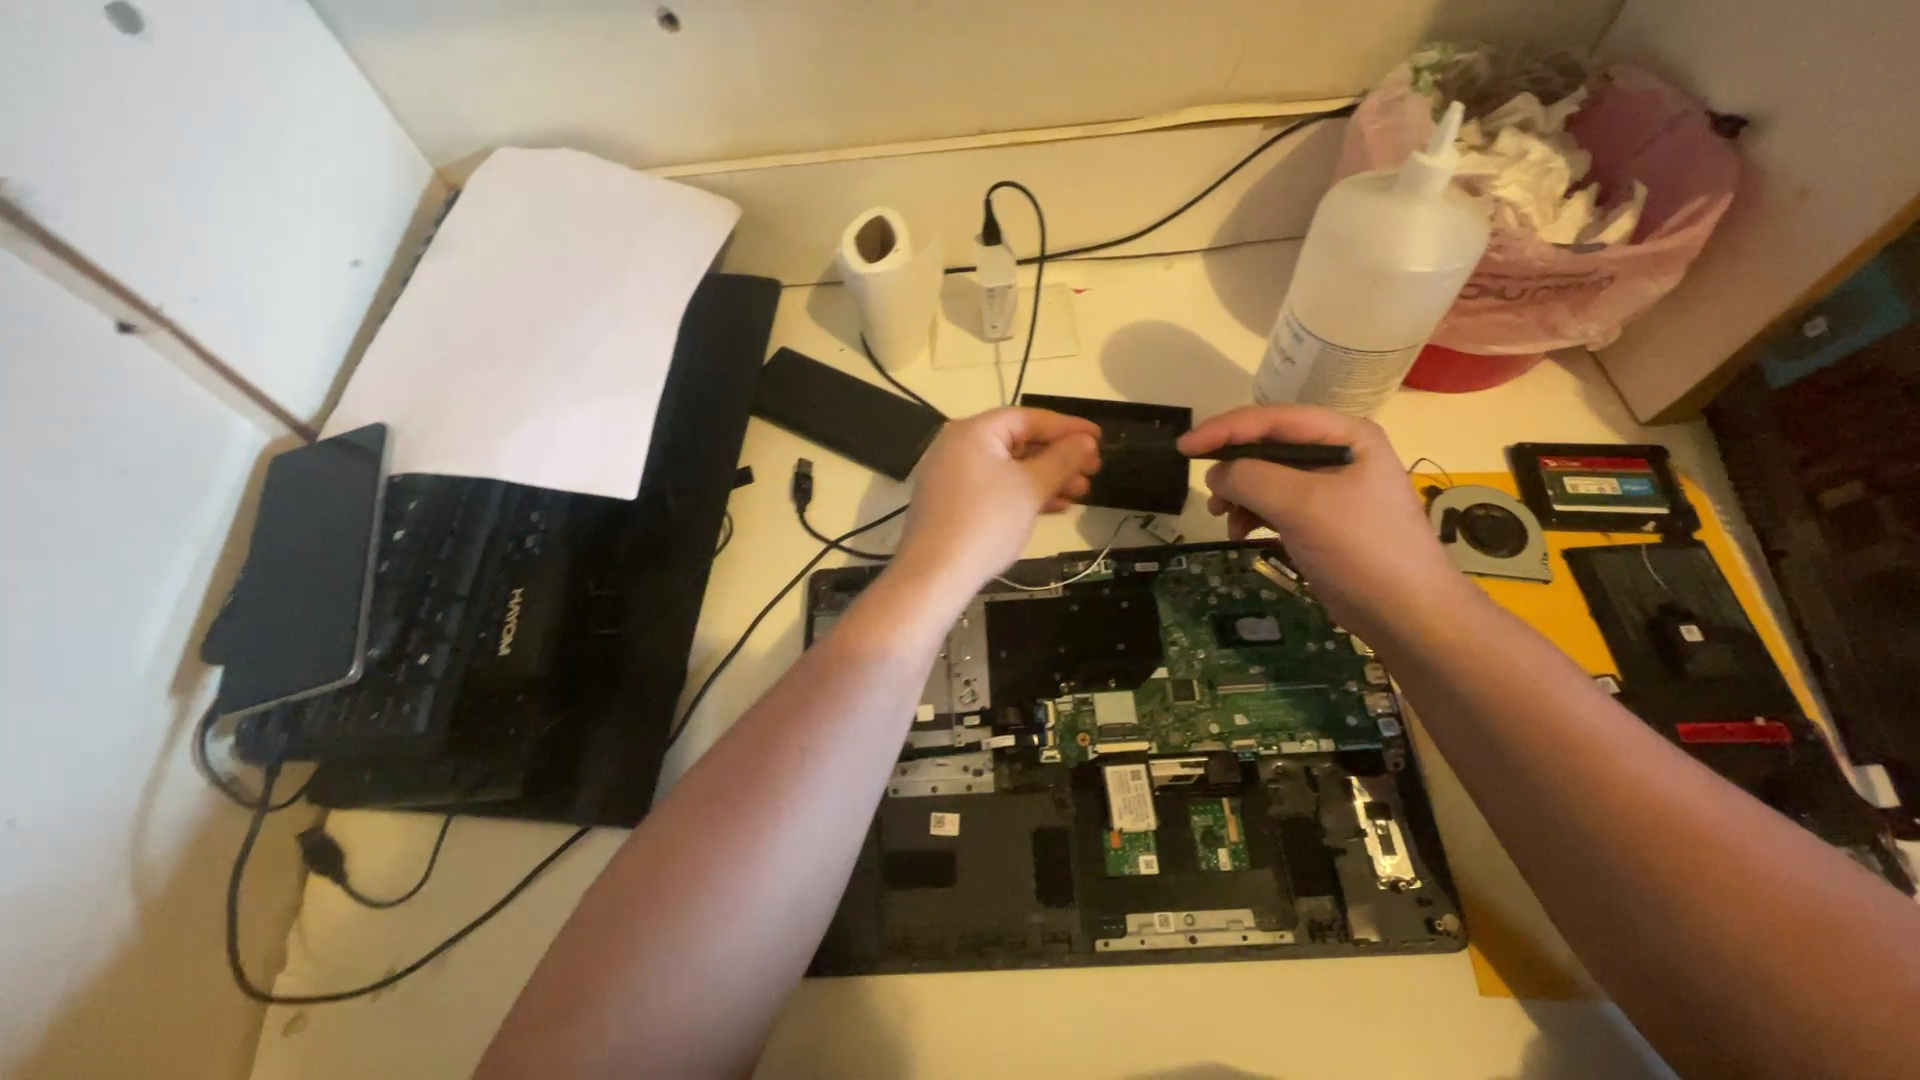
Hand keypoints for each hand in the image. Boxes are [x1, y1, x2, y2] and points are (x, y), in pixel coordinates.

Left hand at [893, 408, 1101, 591]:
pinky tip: (1054, 507)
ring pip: (1009, 468)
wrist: (935, 574)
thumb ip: (1062, 459)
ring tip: (1081, 492)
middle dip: (1059, 457)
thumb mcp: (1031, 487)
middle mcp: (958, 445)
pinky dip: (1023, 494)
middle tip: (1094, 469)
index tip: (1099, 438)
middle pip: (1018, 442)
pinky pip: (995, 487)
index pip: (1029, 418)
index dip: (1068, 427)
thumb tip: (1085, 441)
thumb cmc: (986, 522)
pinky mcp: (952, 502)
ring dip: (1047, 478)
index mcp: (974, 431)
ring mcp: (952, 475)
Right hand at [1178, 404, 1467, 641]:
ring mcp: (1330, 488)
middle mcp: (1338, 454)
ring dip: (1239, 494)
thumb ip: (1252, 478)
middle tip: (1208, 494)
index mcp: (1345, 435)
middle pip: (1268, 447)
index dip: (1223, 429)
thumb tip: (1217, 473)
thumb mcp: (1302, 505)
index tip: (1184, 448)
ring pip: (1267, 477)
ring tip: (1224, 518)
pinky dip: (1252, 514)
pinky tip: (1242, 533)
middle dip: (1233, 468)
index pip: (1272, 419)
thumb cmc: (1360, 549)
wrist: (1406, 612)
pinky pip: (1275, 504)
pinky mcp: (1321, 519)